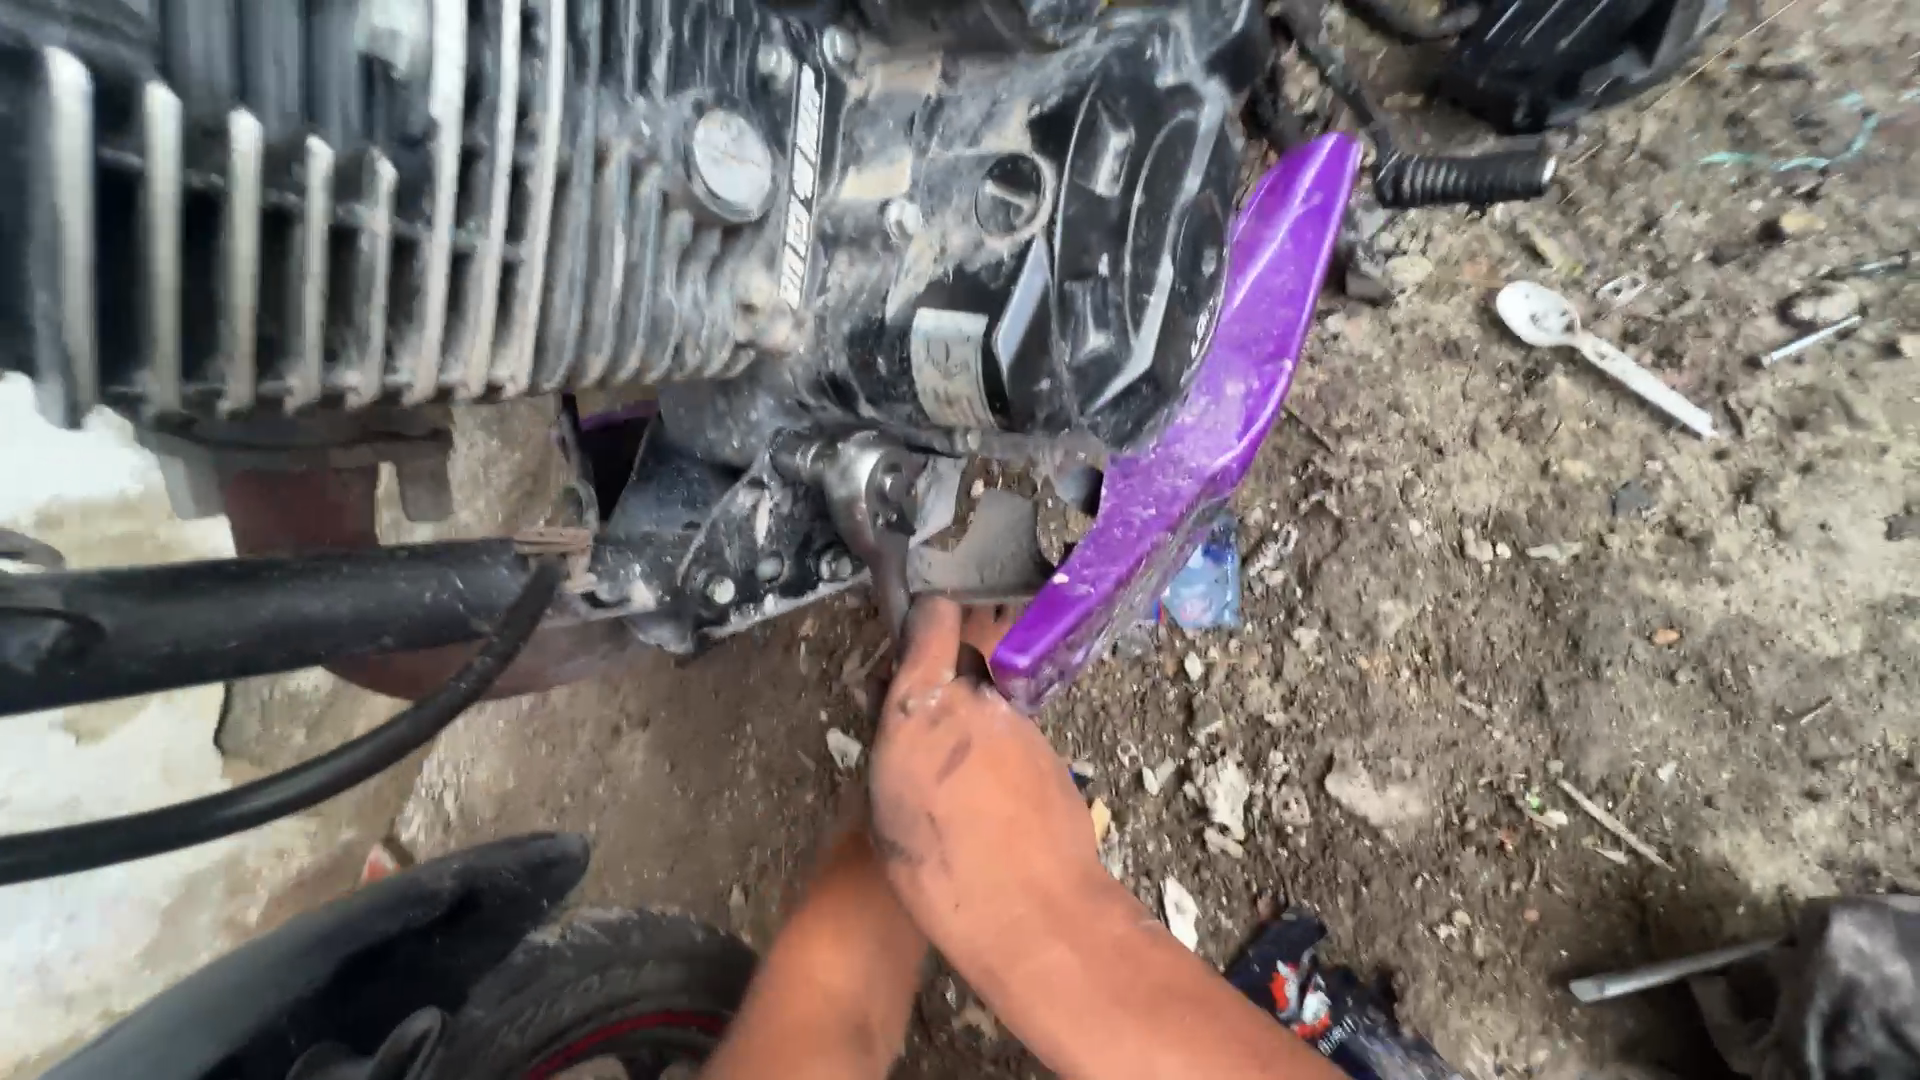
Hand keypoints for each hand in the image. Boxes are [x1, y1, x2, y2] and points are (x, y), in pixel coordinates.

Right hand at [867, 598, 1112, 964]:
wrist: (1034, 909)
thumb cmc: (940, 869)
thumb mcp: (885, 805)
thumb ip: (891, 740)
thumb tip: (891, 706)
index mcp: (921, 704)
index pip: (933, 618)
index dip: (926, 617)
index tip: (917, 630)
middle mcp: (974, 698)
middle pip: (961, 662)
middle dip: (945, 682)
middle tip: (931, 728)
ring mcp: (1018, 721)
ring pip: (988, 702)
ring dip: (974, 723)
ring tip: (965, 782)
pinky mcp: (1049, 747)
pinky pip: (1015, 734)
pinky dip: (1003, 752)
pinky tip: (997, 799)